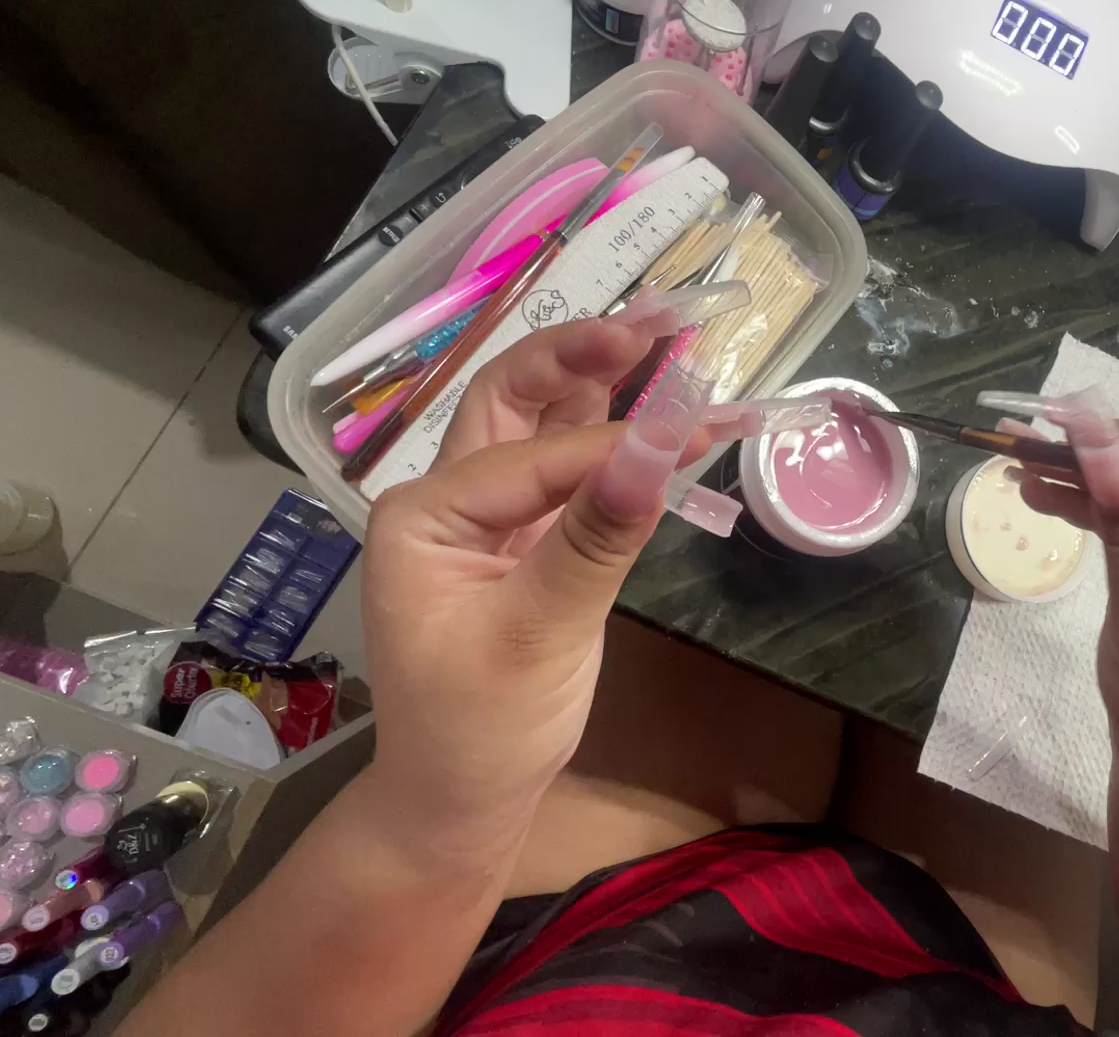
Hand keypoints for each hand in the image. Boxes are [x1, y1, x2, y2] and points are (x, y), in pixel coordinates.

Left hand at [361, 317, 704, 852]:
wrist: (465, 796)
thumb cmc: (480, 728)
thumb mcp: (536, 638)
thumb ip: (593, 541)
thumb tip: (654, 453)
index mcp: (424, 514)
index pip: (533, 457)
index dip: (613, 445)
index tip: (694, 428)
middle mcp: (452, 497)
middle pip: (514, 399)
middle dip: (580, 354)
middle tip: (655, 321)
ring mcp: (493, 517)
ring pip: (543, 425)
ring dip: (599, 380)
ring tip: (659, 336)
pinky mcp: (531, 540)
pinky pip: (572, 475)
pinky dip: (614, 442)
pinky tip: (652, 411)